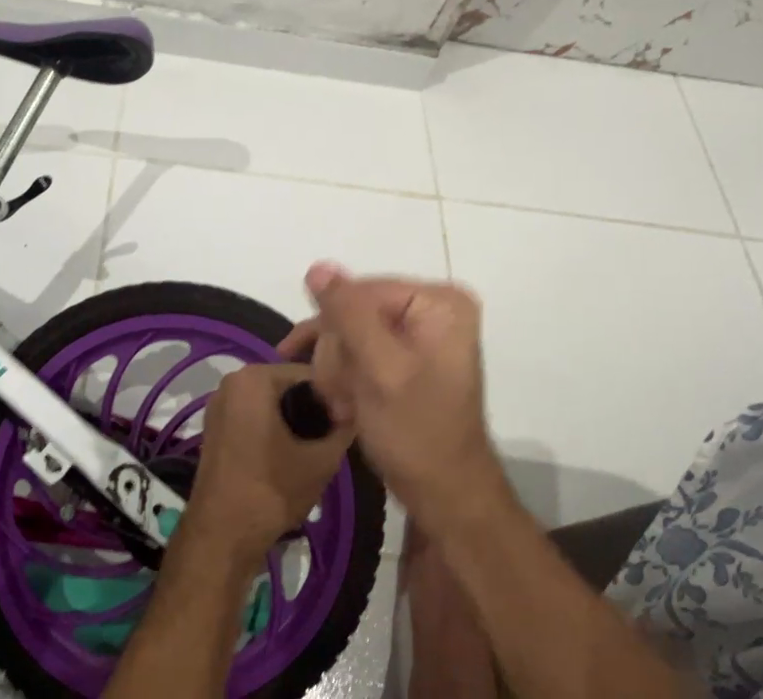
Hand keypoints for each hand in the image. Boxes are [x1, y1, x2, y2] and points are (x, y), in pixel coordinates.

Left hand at [181, 363, 354, 559]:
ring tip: (317, 448)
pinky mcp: (215, 428)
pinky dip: (273, 429)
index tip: (348, 423)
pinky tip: (291, 455)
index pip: (309, 372)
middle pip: (288, 386)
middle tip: (335, 438)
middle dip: (313, 407)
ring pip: (270, 403)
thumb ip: (344, 427)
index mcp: (254, 378)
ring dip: (294, 420)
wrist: (223, 534)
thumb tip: (356, 409)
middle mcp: (232, 382)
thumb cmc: (272, 490)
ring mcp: (219, 405)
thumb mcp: (321, 459)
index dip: (334, 396)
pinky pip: (254, 417)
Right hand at [280, 264, 503, 526]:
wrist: (444, 494)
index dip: (335, 332)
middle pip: (351, 312)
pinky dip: (345, 379)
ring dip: (337, 373)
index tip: (332, 376)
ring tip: (343, 407)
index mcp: (437, 302)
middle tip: (342, 398)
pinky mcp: (405, 358)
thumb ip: (348, 315)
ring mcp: (419, 335)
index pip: (359, 292)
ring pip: (346, 334)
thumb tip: (318, 267)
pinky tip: (342, 405)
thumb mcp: (379, 369)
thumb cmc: (416, 432)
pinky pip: (357, 351)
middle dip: (338, 358)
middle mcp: (431, 309)